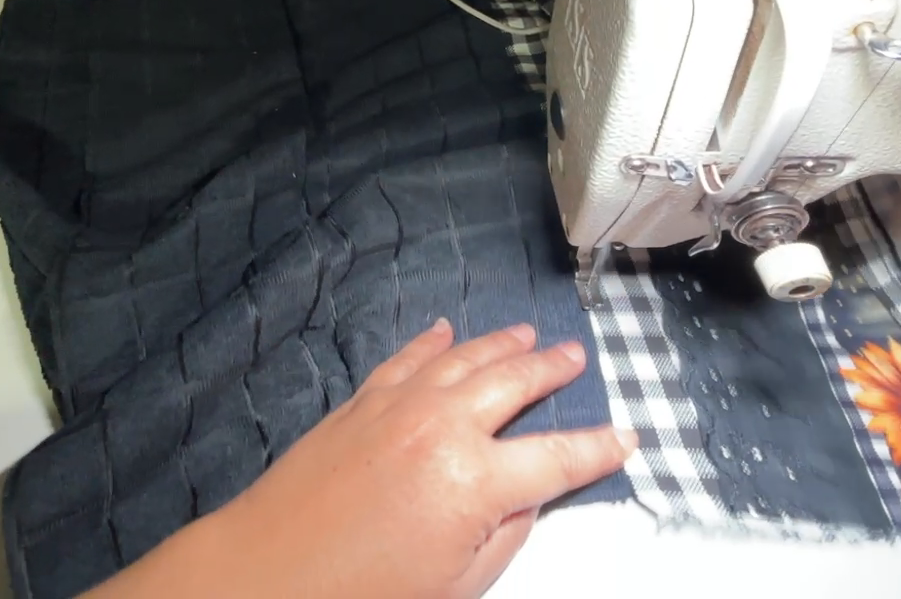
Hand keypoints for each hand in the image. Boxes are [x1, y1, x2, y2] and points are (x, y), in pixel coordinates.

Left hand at [88, 320, 636, 598]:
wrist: (271, 564)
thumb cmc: (367, 590)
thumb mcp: (456, 583)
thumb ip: (504, 534)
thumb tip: (527, 496)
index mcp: (475, 481)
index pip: (557, 459)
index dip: (598, 447)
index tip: (629, 432)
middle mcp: (444, 425)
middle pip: (513, 384)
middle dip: (551, 370)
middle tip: (577, 354)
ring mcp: (401, 402)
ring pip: (464, 358)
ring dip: (499, 343)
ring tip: (528, 333)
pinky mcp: (365, 396)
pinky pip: (407, 356)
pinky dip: (431, 341)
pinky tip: (445, 328)